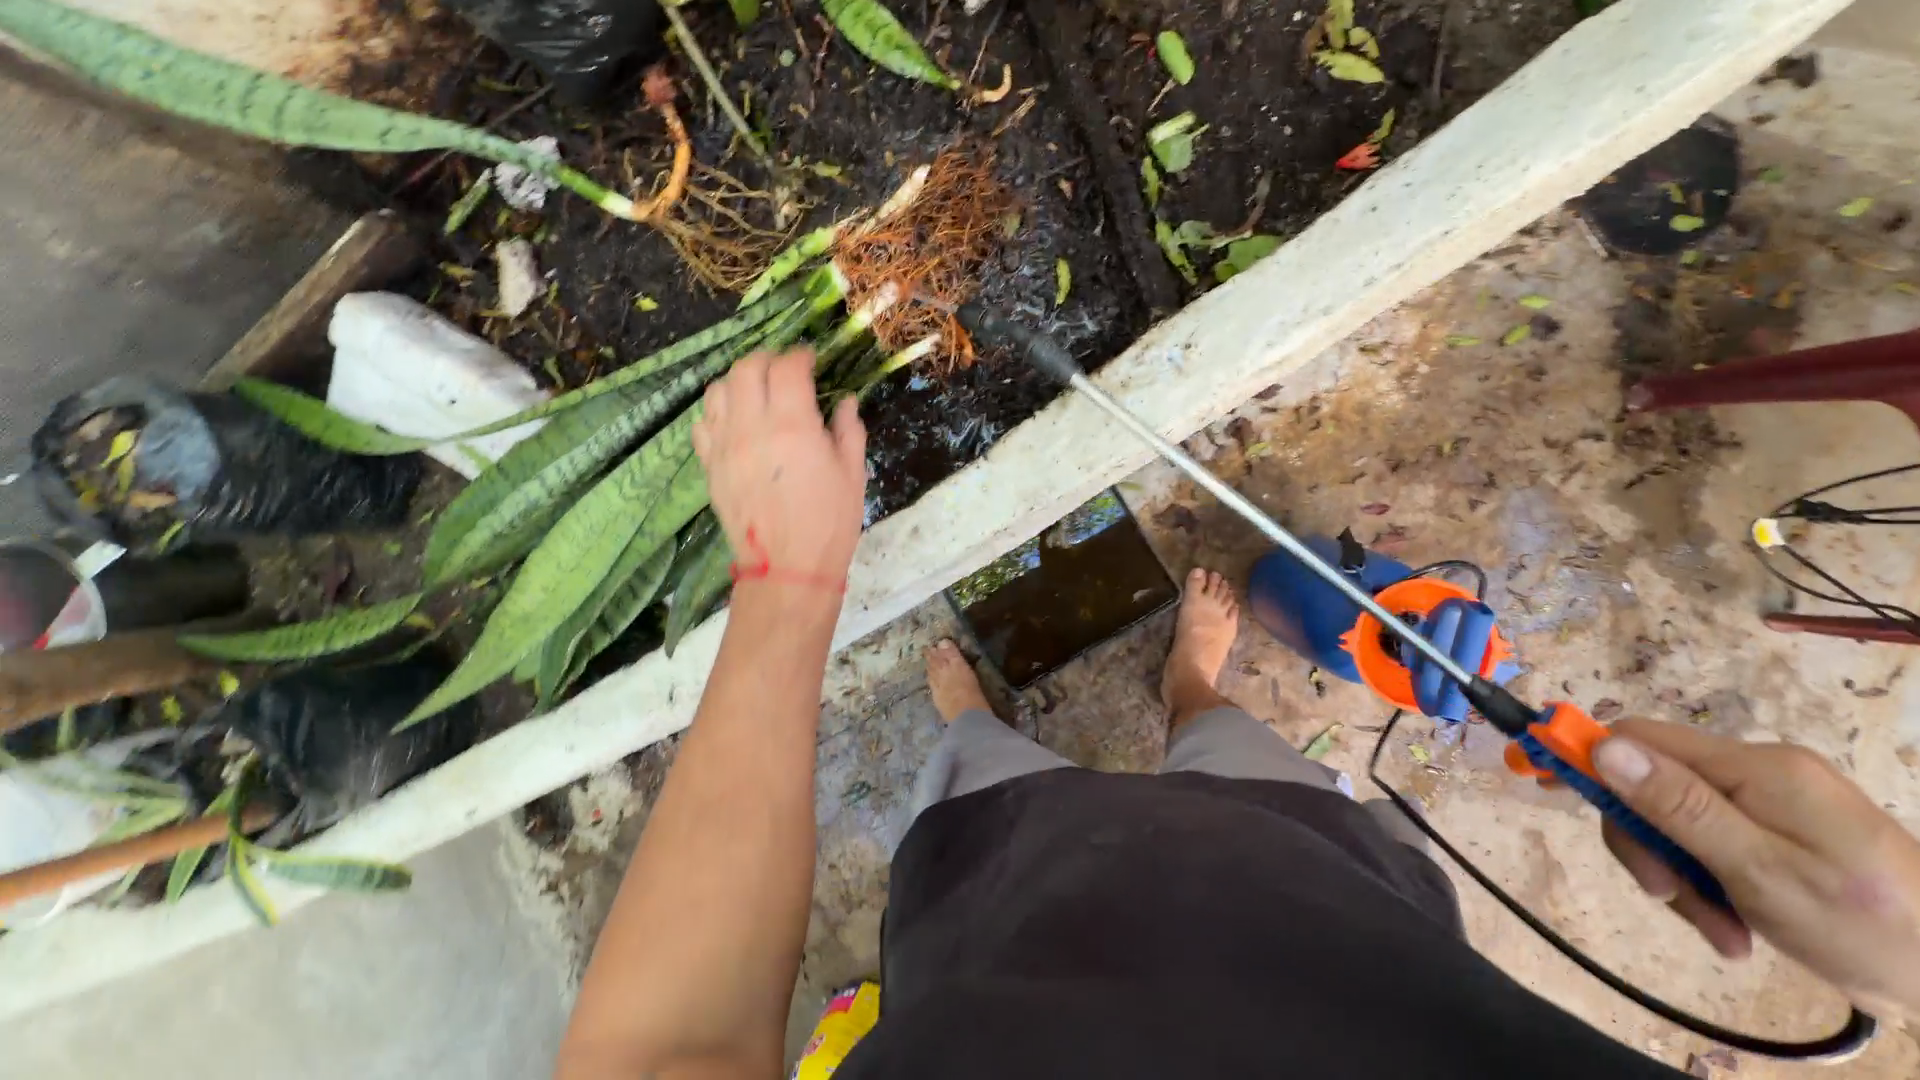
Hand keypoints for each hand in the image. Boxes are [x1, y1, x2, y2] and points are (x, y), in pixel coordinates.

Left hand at [690, 349, 866, 589]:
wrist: (787, 569)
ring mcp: (725, 446)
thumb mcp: (853, 474)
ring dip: (739, 382)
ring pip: (718, 391)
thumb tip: (844, 402)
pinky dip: (717, 413)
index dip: (800, 356)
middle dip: (767, 360)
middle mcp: (752, 427)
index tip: (811, 360)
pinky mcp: (709, 467)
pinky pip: (702, 424)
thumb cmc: (829, 524)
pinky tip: (735, 423)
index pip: (787, 368)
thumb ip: (848, 431)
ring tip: (757, 393)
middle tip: (784, 370)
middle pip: (746, 369)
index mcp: (793, 425)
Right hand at [1593, 717, 1919, 1015]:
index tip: (1542, 783)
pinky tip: (1735, 925)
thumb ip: (1679, 807)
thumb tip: (1603, 748)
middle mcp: (1758, 770)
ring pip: (1673, 820)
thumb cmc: (1869, 928)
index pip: (1639, 738)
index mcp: (1756, 768)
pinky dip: (1706, 883)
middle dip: (1646, 845)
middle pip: (1650, 784)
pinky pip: (1706, 840)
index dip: (1585, 756)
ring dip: (1678, 875)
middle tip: (1667, 898)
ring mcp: (1769, 800)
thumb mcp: (1761, 872)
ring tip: (1719, 931)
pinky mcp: (1775, 828)